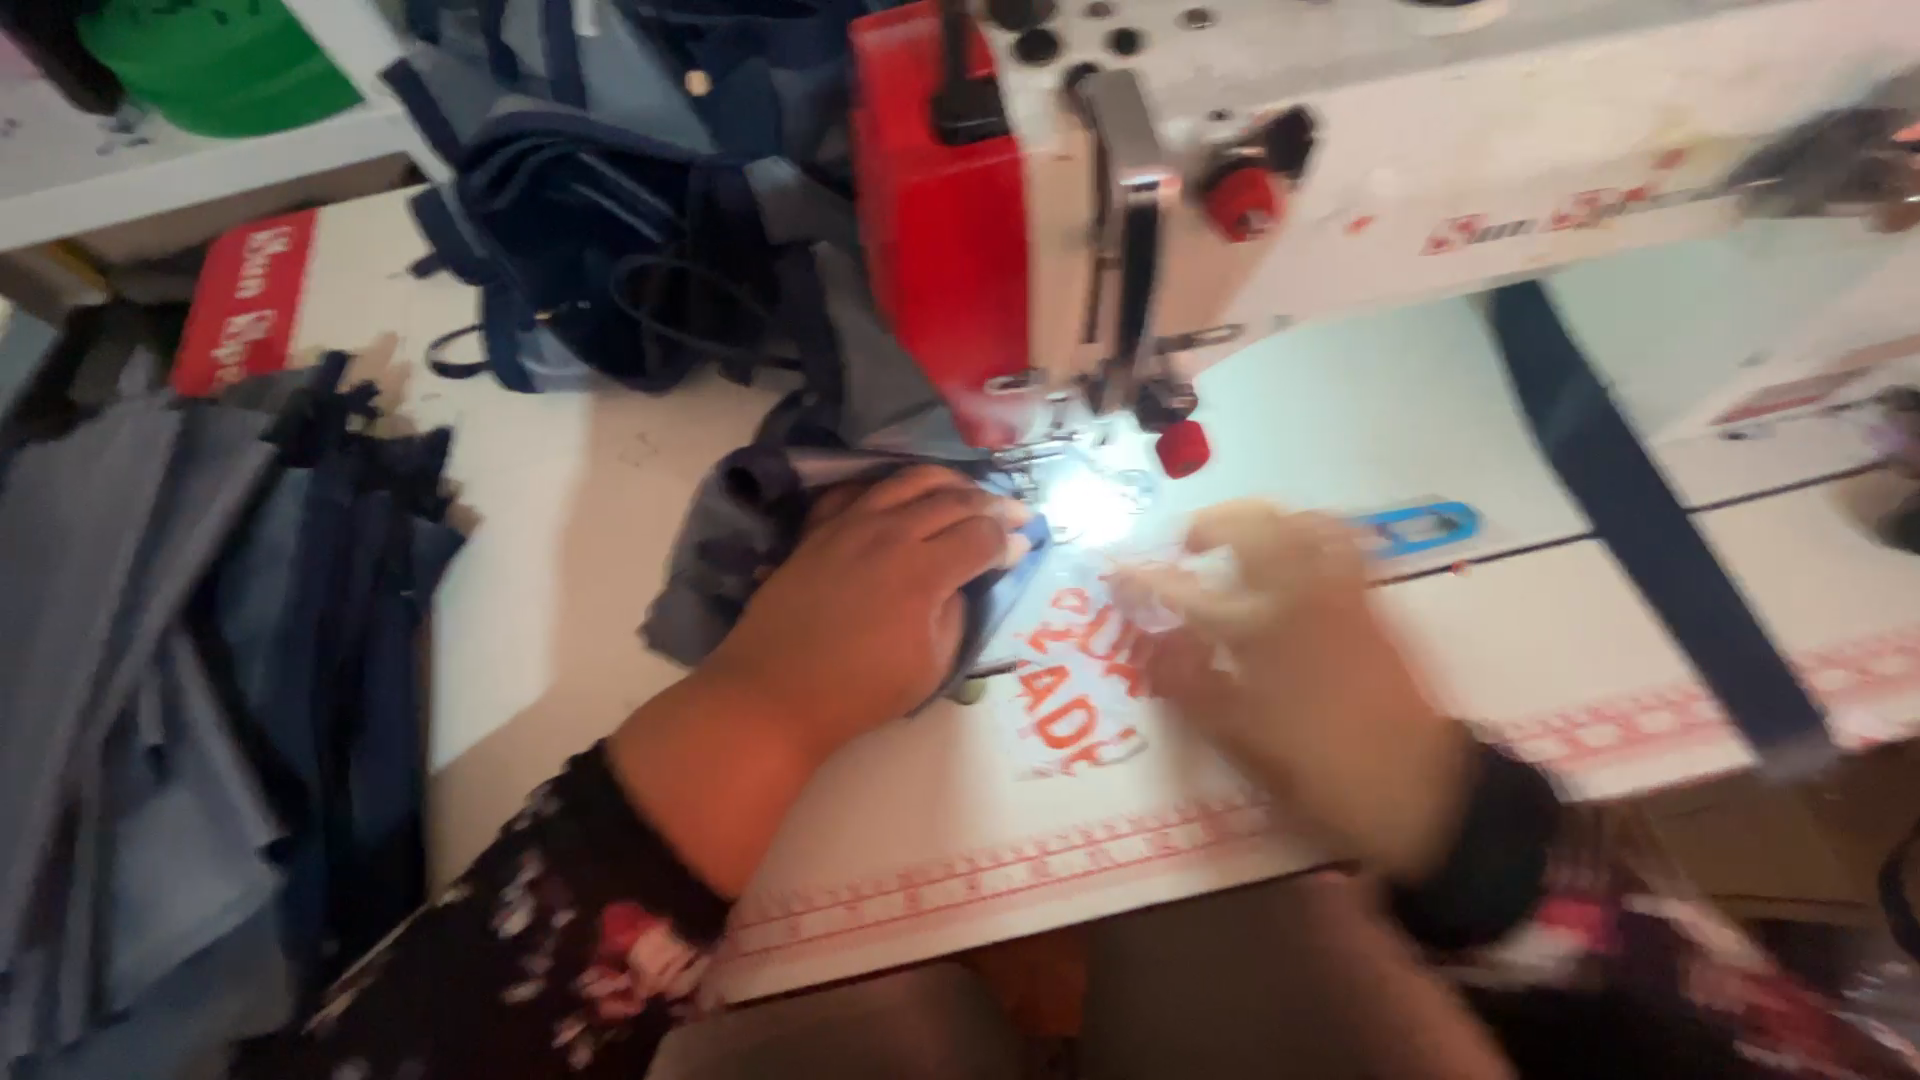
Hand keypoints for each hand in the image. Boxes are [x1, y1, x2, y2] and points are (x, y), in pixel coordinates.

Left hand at [703, 465, 1032, 760]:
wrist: (775, 692)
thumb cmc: (859, 692)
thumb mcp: (931, 666)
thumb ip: (957, 613)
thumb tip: (964, 579)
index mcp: (923, 572)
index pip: (982, 536)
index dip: (1010, 540)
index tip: (1023, 546)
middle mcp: (890, 534)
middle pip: (954, 499)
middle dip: (993, 503)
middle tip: (1014, 511)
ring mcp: (850, 524)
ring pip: (909, 480)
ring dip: (949, 480)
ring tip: (969, 491)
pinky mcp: (820, 528)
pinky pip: (859, 489)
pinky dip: (889, 484)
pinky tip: (902, 493)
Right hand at [1116, 501, 1472, 881]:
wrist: (1422, 790)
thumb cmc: (1321, 770)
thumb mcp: (1241, 739)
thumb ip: (1190, 686)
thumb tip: (1150, 645)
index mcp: (1261, 636)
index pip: (1187, 594)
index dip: (1146, 579)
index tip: (1118, 572)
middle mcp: (1300, 598)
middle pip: (1251, 528)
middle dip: (1210, 524)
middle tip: (1188, 546)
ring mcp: (1343, 593)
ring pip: (1300, 522)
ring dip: (1260, 521)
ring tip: (1239, 541)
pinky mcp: (1374, 601)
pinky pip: (1342, 542)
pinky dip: (1311, 532)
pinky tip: (1296, 553)